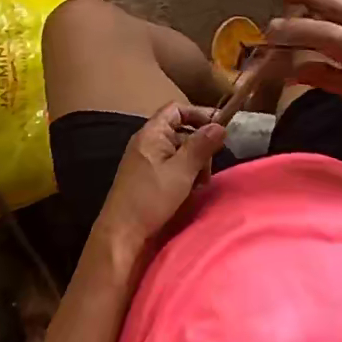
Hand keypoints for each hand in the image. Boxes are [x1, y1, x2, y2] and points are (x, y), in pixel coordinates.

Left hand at [93, 103, 226, 250]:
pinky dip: (184, 174)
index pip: (177, 109)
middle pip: (181, 130)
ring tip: (198, 183)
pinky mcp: (147, 176)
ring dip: (194, 163)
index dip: (199, 114)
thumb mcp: (182, 171)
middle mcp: (147, 141)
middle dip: (200, 146)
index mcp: (152, 132)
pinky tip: (189, 190)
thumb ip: (201, 146)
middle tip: (208, 168)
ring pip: (179, 150)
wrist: (122, 232)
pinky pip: (172, 165)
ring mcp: (146, 159)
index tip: (220, 128)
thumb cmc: (150, 198)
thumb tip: (220, 125)